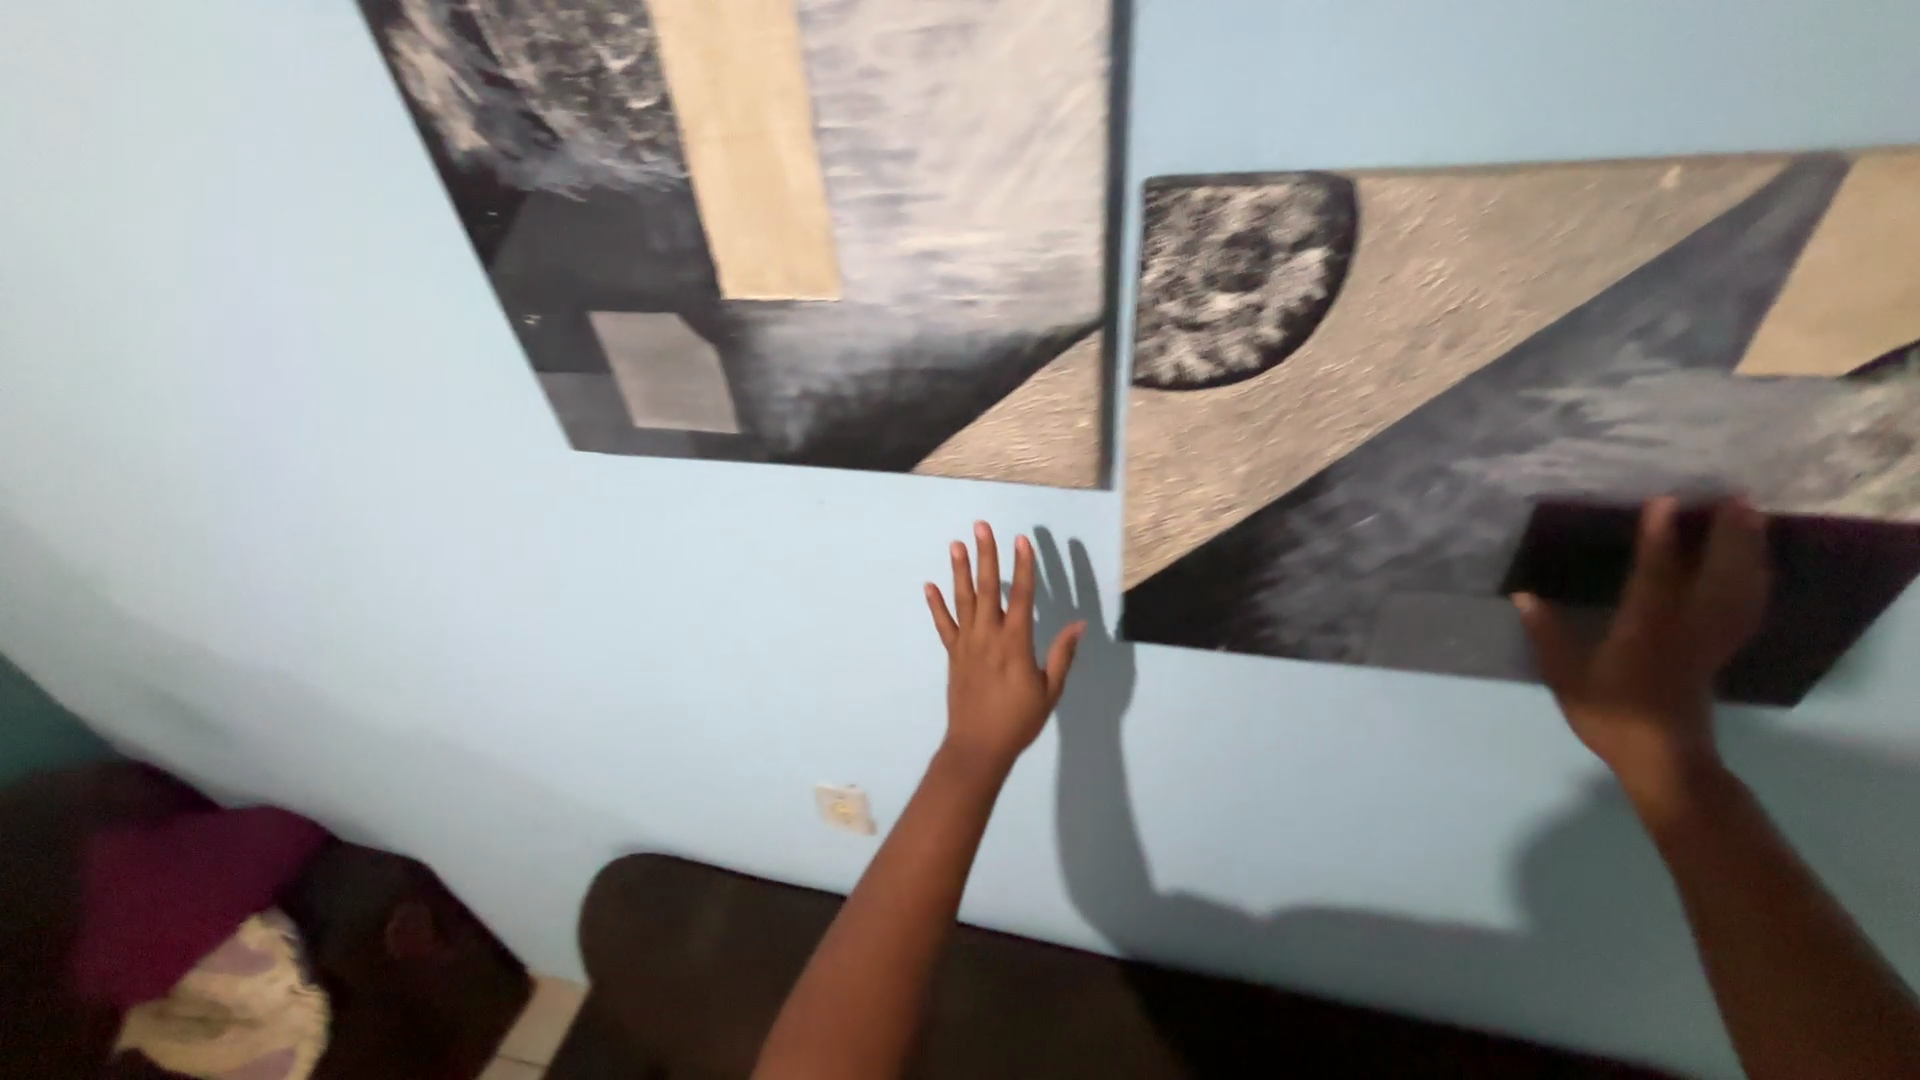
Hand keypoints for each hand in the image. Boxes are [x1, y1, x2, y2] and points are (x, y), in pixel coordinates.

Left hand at [925, 523, 1086, 774]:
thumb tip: (1079, 625)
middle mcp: (988, 637)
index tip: (1022, 540)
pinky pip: (944, 625)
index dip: (1023, 567)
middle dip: (987, 555)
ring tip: (956, 544)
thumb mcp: (1049, 690)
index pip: (1022, 596)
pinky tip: (930, 586)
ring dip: (960, 571)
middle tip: (981, 527)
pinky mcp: (953, 655)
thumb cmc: (1019, 721)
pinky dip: (936, 605)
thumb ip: (1062, 655)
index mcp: (1015, 643)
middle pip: (988, 588)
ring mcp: (966, 644)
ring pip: (963, 600)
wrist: (978, 746)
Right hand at [1514, 497, 1770, 806]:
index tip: (1665, 502)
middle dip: (1728, 535)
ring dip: (1749, 552)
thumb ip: (1547, 635)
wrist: (1663, 758)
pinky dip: (1752, 583)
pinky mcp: (1719, 651)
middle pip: (1718, 574)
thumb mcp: (1566, 677)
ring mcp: (1710, 639)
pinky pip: (1744, 609)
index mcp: (1646, 629)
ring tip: (1751, 521)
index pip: (1656, 573)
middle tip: (1734, 498)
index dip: (1659, 537)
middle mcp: (1686, 627)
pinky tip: (1752, 570)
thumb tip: (1523, 596)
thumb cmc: (1609, 716)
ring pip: (1740, 588)